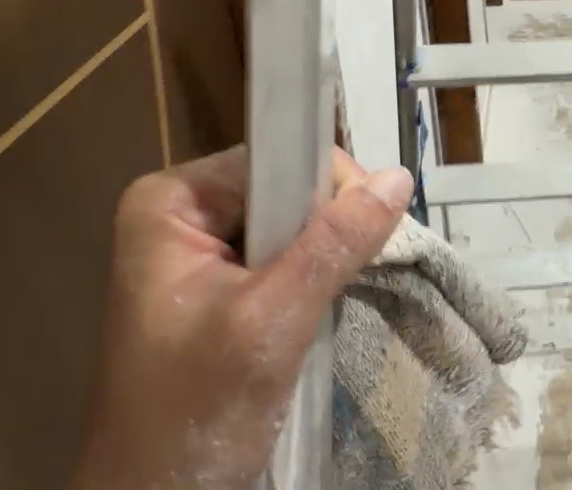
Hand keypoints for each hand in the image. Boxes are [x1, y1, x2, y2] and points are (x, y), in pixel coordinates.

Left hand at [73, 145, 413, 489]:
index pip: (276, 158)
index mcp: (170, 202)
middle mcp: (183, 212)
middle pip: (286, 185)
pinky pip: (285, 251)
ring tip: (333, 295)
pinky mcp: (220, 283)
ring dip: (326, 252)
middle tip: (349, 274)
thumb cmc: (193, 415)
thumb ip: (335, 245)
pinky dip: (315, 273)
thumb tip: (401, 176)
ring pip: (293, 219)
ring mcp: (200, 249)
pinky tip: (319, 305)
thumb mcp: (272, 323)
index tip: (362, 233)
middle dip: (328, 225)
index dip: (326, 187)